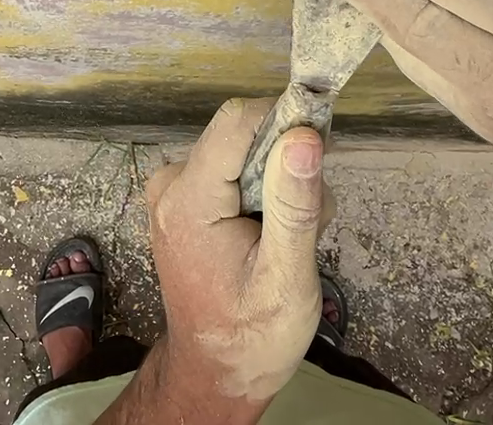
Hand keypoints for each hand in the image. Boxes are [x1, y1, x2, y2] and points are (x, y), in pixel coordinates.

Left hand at [142, 98, 327, 405]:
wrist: (214, 373)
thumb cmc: (252, 337)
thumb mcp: (287, 279)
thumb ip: (294, 204)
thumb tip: (304, 136)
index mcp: (189, 199)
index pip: (237, 121)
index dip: (283, 120)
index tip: (321, 146)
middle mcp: (171, 182)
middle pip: (241, 134)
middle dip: (284, 163)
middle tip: (306, 217)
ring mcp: (172, 187)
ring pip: (241, 150)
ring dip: (275, 182)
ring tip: (285, 237)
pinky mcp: (182, 194)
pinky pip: (230, 167)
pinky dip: (258, 191)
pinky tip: (267, 233)